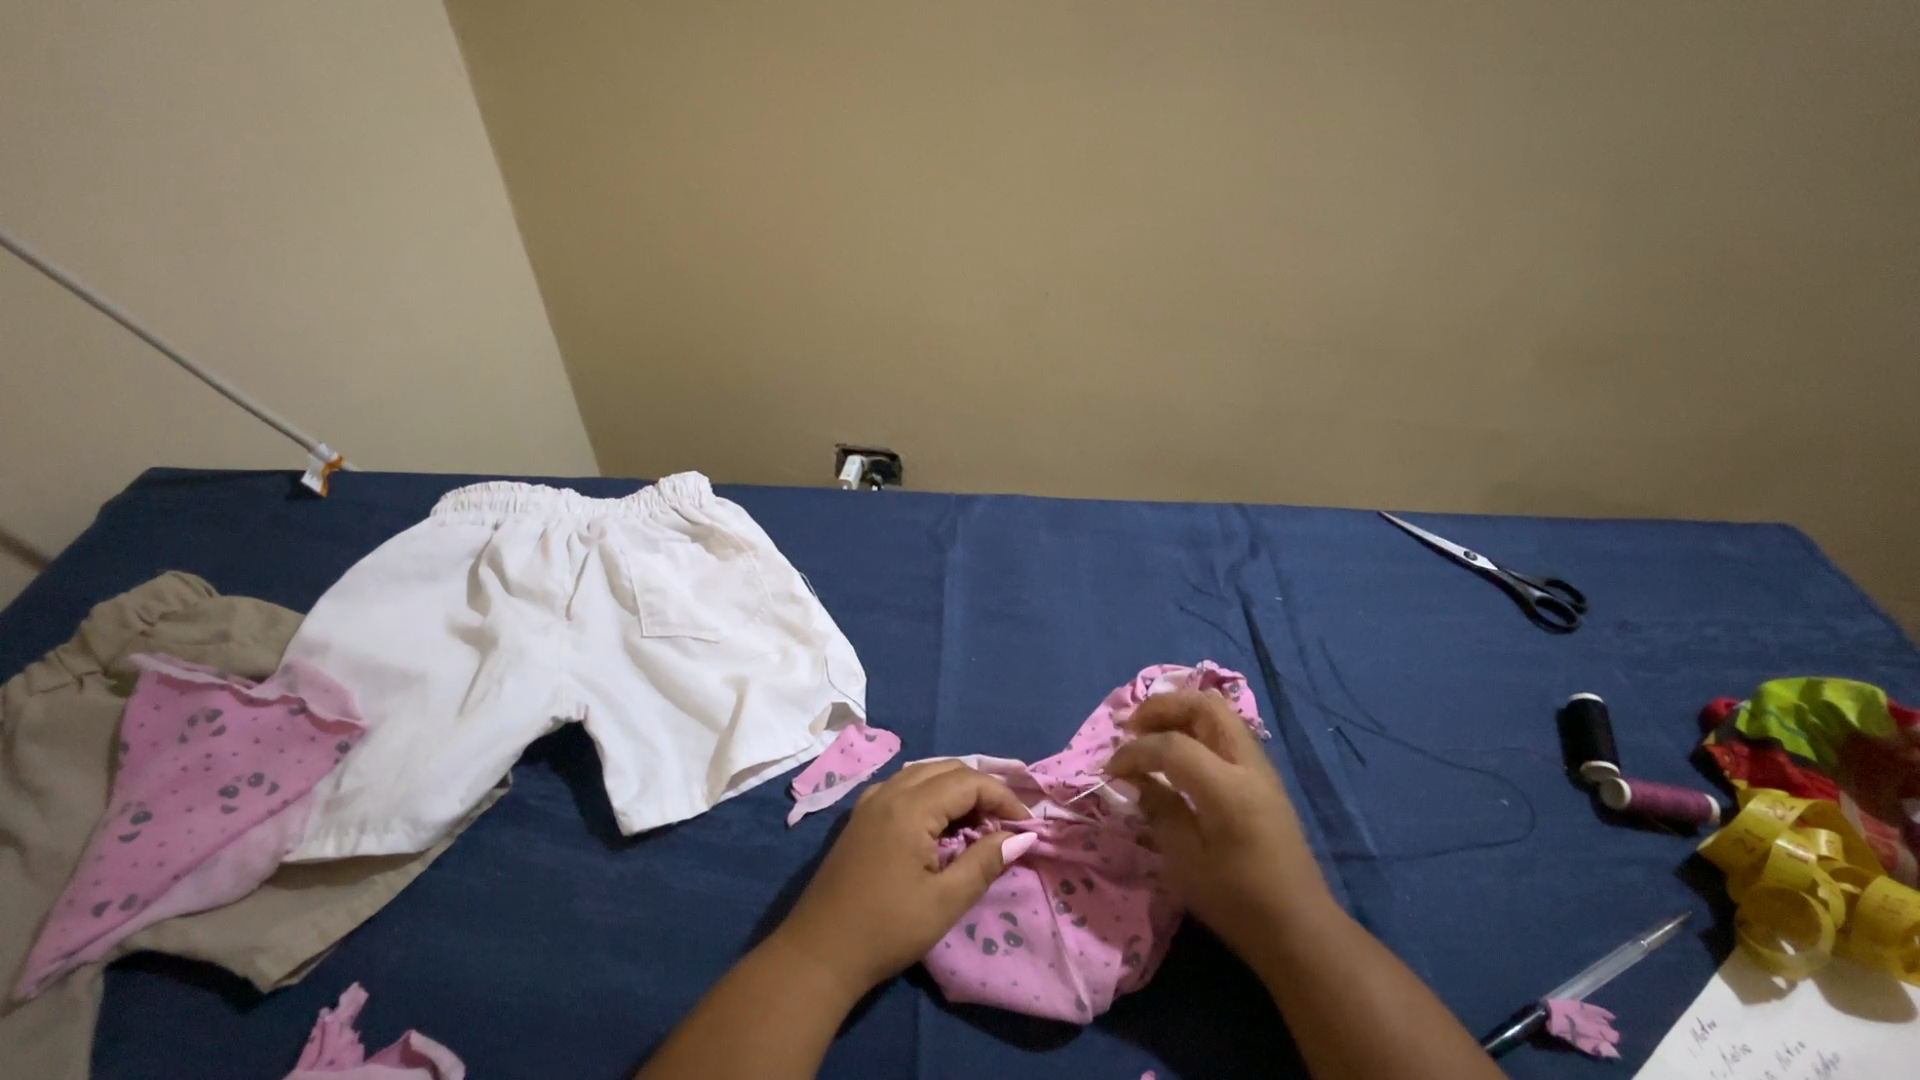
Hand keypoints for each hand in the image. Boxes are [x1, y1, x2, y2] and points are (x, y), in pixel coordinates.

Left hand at [773, 761, 1033, 995]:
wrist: (818, 954)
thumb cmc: (887, 929)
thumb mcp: (945, 900)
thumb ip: (985, 862)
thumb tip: (1022, 837)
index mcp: (910, 807)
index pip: (969, 782)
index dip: (1004, 799)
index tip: (1026, 827)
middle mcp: (888, 792)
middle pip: (947, 770)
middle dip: (982, 791)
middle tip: (1005, 825)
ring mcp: (869, 802)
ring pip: (924, 775)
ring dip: (956, 791)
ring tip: (979, 825)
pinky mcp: (860, 818)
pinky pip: (903, 788)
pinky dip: (931, 796)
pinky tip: (940, 826)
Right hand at [1106, 690, 1334, 965]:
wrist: (1298, 928)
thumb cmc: (1237, 902)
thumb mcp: (1185, 861)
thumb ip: (1158, 809)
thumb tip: (1133, 778)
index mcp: (1227, 788)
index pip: (1172, 744)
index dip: (1135, 751)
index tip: (1111, 770)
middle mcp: (1248, 766)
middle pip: (1205, 706)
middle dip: (1162, 707)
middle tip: (1131, 728)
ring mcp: (1261, 770)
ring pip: (1220, 714)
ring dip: (1181, 714)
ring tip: (1150, 735)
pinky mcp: (1264, 780)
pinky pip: (1228, 734)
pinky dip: (1197, 729)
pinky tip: (1177, 754)